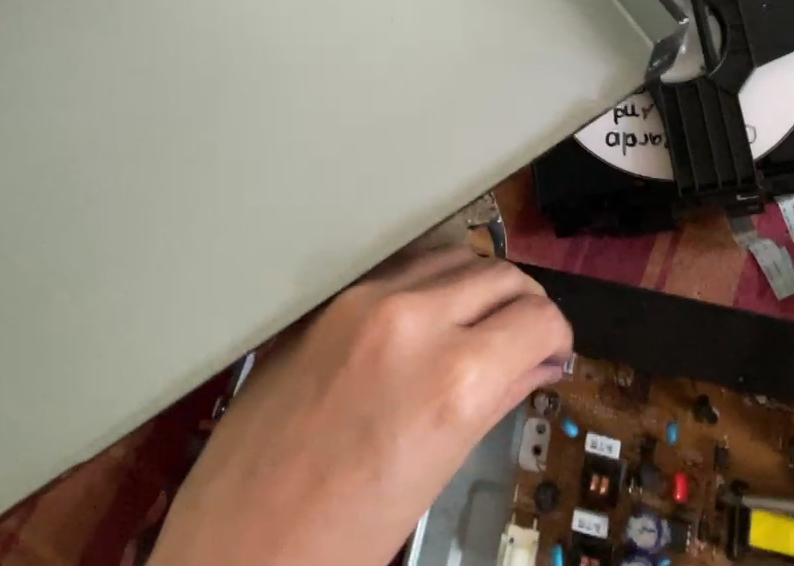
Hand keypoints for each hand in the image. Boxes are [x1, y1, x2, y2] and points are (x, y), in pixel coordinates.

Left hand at [148, 247, 572, 565]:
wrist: (236, 541)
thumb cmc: (343, 536)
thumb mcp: (437, 471)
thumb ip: (497, 399)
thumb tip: (539, 363)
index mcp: (451, 379)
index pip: (538, 317)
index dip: (557, 335)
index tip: (553, 353)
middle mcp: (412, 320)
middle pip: (501, 273)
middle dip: (526, 305)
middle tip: (526, 339)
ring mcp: (363, 301)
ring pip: (454, 254)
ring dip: (481, 284)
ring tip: (481, 323)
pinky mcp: (329, 301)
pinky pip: (403, 266)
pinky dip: (433, 279)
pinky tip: (430, 314)